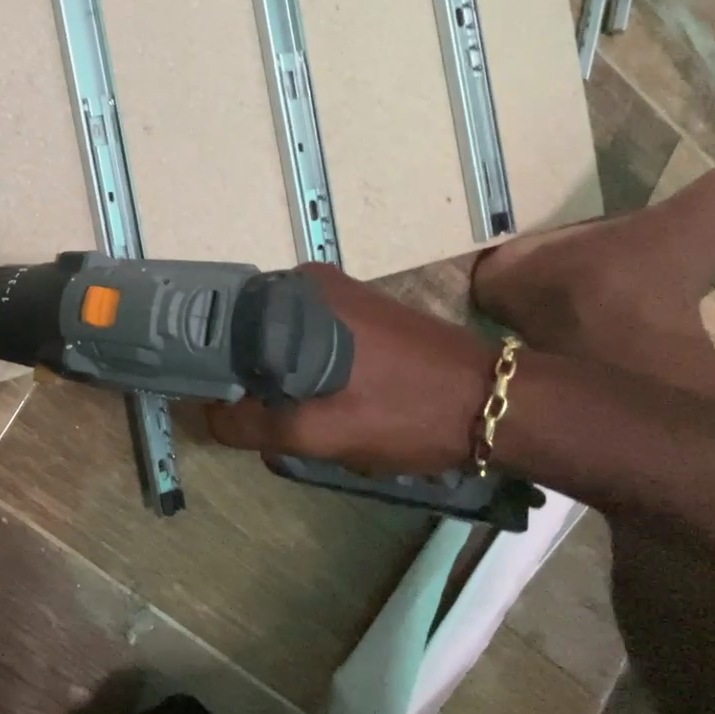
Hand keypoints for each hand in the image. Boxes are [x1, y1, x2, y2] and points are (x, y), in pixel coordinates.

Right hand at [206, 264, 499, 475]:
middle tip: (263, 415)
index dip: (213, 362)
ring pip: (281, 337)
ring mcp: (342, 294)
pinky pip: (310, 338)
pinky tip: (326, 400)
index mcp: (294, 292)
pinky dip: (306, 368)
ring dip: (281, 374)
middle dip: (251, 373)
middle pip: (250, 330)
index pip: (222, 321)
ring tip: (295, 413)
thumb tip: (206, 414)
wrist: (508, 408)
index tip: (221, 398)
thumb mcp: (320, 432)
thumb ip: (251, 423)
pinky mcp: (366, 312)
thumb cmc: (408, 411)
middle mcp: (312, 282)